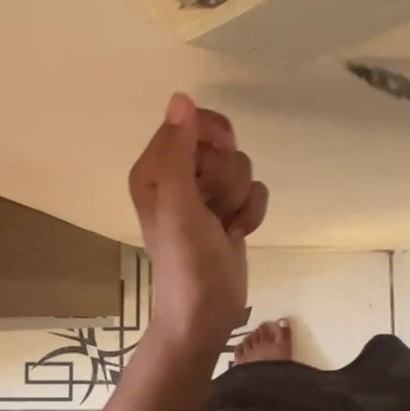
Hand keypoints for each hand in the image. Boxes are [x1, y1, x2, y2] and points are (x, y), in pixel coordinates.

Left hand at [128, 93, 268, 344]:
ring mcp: (204, 195)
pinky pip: (254, 189)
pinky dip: (251, 212)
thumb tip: (181, 97)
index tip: (211, 165)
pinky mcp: (227, 211)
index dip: (209, 141)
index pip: (190, 122)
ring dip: (237, 198)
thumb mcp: (178, 205)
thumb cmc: (186, 261)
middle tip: (211, 205)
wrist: (207, 312)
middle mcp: (177, 176)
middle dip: (226, 175)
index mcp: (155, 168)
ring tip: (221, 225)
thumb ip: (178, 151)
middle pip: (221, 143)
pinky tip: (237, 233)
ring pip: (241, 166)